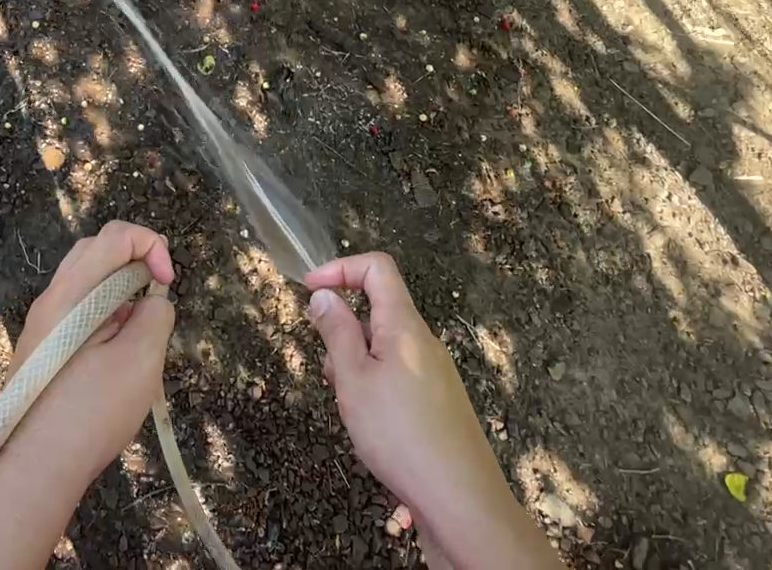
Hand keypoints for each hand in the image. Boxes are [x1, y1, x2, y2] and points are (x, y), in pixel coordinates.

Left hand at [6, 219, 176, 480]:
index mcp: (72, 290)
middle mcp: (52, 298)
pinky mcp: (44, 348)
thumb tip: (152, 302)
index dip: (152, 245)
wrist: (33, 466)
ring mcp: (43, 323)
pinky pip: (80, 310)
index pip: (116, 235)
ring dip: (122, 290)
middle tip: (159, 289)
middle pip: (96, 249)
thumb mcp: (140, 360)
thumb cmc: (90, 410)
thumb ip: (155, 316)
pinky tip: (118, 354)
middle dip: (135, 259)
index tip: (168, 284)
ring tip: (141, 328)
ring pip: (87, 281)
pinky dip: (107, 314)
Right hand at [305, 253, 558, 569]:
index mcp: (404, 325)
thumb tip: (324, 293)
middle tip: (329, 372)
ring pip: (383, 347)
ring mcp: (434, 372)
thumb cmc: (400, 434)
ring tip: (349, 407)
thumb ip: (335, 332)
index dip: (340, 267)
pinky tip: (370, 425)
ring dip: (356, 363)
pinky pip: (398, 374)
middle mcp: (423, 341)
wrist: (463, 503)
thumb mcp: (353, 379)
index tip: (309, 290)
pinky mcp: (438, 401)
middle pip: (377, 310)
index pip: (377, 268)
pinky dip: (374, 385)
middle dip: (342, 331)